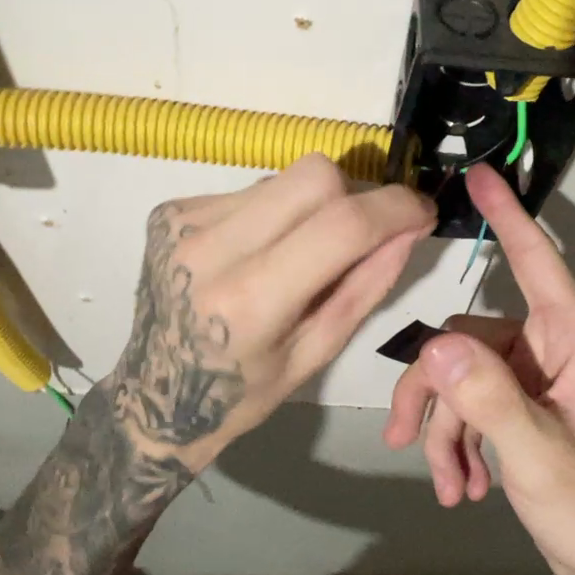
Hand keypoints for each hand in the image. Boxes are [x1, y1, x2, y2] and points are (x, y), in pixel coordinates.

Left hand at [113, 154, 434, 470]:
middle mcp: (210, 249)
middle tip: (361, 234)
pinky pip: (250, 189)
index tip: (421, 211)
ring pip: (283, 177)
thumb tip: (410, 226)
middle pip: (314, 175)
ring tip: (298, 253)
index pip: (342, 225)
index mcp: (250, 301)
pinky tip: (259, 252)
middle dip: (355, 196)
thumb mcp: (316, 353)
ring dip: (311, 205)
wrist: (153, 398)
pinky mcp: (168, 210)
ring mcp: (183, 224)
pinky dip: (273, 212)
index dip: (395, 208)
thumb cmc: (243, 392)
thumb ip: (367, 284)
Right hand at [384, 165, 574, 574]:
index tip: (478, 176)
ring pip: (457, 373)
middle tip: (405, 442)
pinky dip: (454, 442)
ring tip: (451, 487)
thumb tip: (436, 345)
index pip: (539, 264)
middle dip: (435, 391)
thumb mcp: (539, 460)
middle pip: (465, 336)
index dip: (508, 217)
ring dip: (443, 430)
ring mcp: (531, 377)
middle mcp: (551, 349)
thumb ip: (490, 402)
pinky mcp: (516, 403)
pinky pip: (466, 402)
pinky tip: (462, 487)